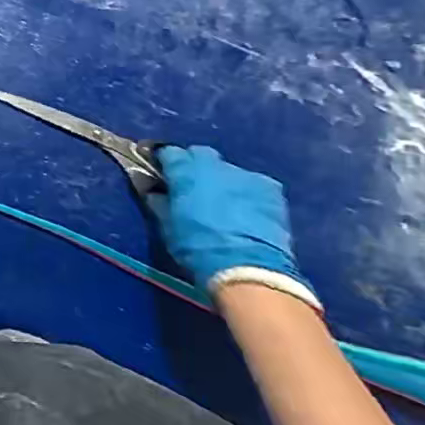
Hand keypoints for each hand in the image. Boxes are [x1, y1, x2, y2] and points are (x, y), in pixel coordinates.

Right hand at [147, 145, 320, 308]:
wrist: (249, 272)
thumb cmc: (200, 251)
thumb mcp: (170, 230)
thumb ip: (160, 204)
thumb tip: (154, 192)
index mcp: (186, 170)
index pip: (169, 153)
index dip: (164, 162)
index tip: (160, 174)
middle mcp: (215, 164)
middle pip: (200, 157)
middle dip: (194, 169)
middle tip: (192, 193)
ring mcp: (246, 175)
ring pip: (227, 172)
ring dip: (222, 184)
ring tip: (223, 210)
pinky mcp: (271, 190)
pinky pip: (252, 186)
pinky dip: (247, 196)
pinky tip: (247, 217)